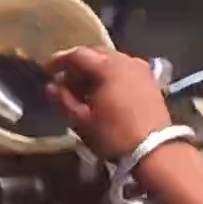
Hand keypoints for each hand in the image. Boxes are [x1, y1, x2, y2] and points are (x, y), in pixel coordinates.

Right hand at [43, 46, 172, 160]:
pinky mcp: (150, 80)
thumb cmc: (113, 135)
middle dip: (78, 64)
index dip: (59, 60)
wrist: (155, 150)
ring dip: (94, 69)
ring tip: (83, 87)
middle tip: (64, 80)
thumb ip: (63, 100)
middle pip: (96, 53)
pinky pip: (124, 69)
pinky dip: (110, 74)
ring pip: (111, 60)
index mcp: (107, 67)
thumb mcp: (82, 121)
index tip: (47, 71)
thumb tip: (50, 86)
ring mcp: (141, 69)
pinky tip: (104, 90)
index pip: (78, 54)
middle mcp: (125, 61)